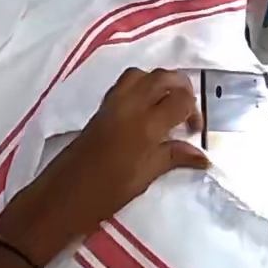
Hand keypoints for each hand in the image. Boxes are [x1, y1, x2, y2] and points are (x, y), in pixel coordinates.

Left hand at [0, 69, 208, 264]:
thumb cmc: (107, 192)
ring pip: (143, 74)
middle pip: (164, 77)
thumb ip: (173, 157)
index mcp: (146, 124)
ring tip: (167, 104)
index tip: (193, 130)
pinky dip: (141, 84)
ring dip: (160, 81)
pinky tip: (145, 107)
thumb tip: (202, 155)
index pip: (180, 100)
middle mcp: (131, 105)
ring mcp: (114, 101)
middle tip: (186, 111)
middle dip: (181, 87)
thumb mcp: (145, 177)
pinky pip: (126, 82)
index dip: (194, 111)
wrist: (65, 194)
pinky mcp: (102, 105)